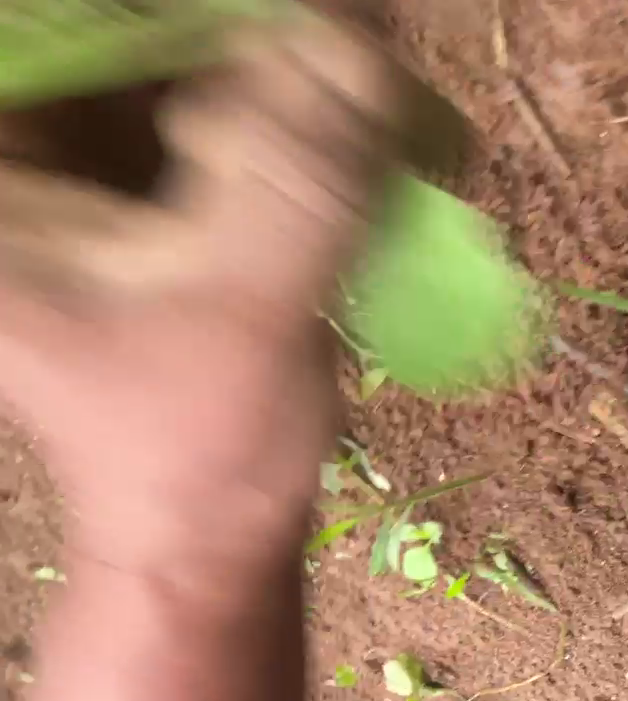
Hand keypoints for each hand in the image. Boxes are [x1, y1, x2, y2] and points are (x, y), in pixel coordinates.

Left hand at [0, 20, 401, 575]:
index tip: (316, 21)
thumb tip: (355, 58)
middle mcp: (16, 153)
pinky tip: (374, 135)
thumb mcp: (245, 308)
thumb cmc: (199, 439)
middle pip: (125, 44)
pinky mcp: (159, 205)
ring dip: (290, 83)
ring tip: (383, 82)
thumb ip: (297, 189)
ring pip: (184, 80)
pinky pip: (233, 134)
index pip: (59, 32)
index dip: (185, 18)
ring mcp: (84, 176)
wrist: (215, 517)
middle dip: (247, 39)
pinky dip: (307, 131)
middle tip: (361, 40)